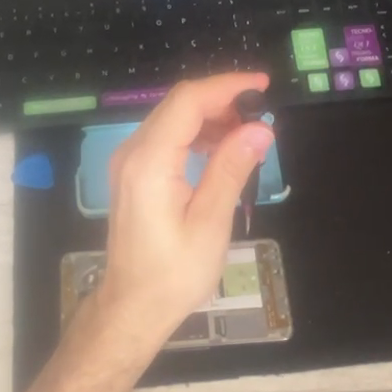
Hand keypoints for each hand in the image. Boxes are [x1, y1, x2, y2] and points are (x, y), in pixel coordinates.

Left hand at [89, 74, 273, 357]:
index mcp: (150, 162)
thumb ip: (231, 170)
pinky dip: (195, 135)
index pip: (188, 101)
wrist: (133, 306)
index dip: (227, 86)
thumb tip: (260, 129)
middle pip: (178, 104)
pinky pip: (166, 139)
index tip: (262, 86)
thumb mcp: (210, 223)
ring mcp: (129, 163)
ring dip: (210, 118)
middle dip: (222, 100)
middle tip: (261, 115)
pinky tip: (222, 151)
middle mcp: (133, 153)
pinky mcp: (133, 174)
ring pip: (172, 119)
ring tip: (248, 136)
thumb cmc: (173, 273)